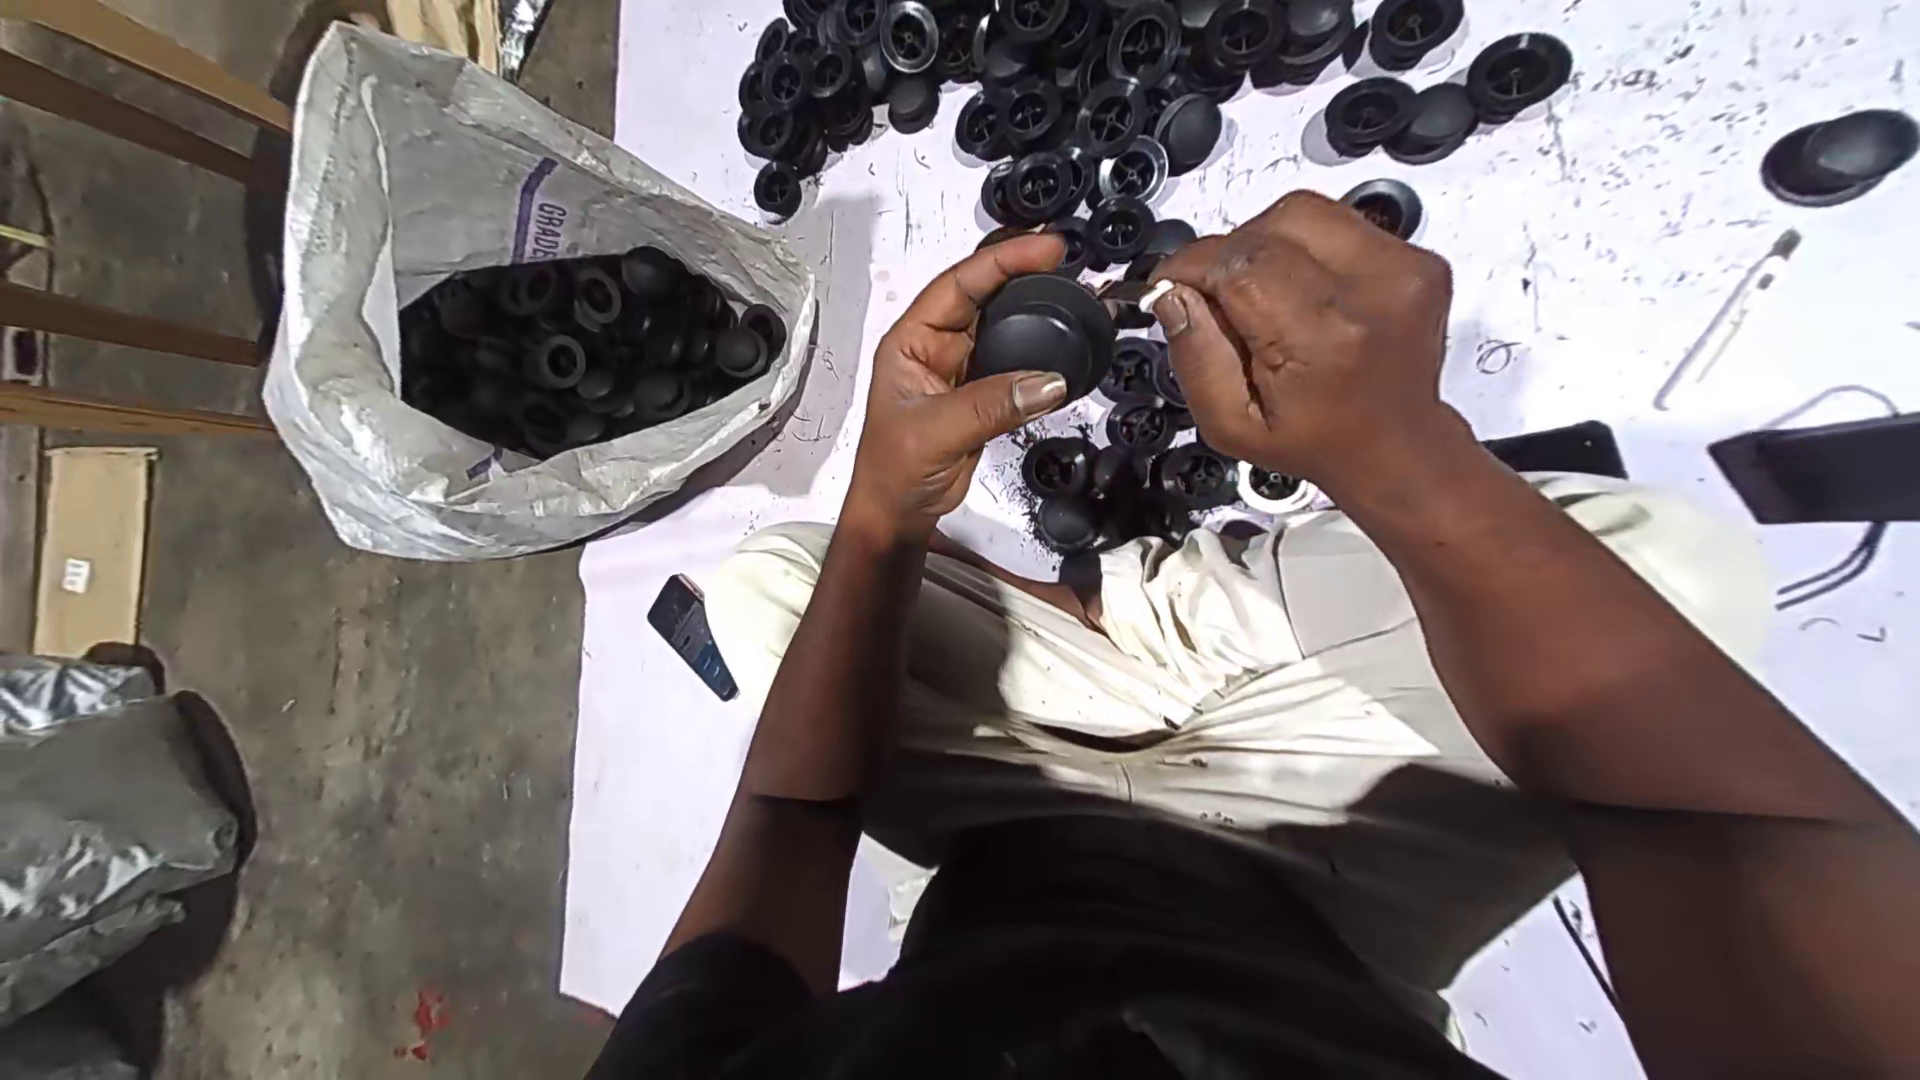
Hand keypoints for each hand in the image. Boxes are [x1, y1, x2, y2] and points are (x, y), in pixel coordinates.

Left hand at [843, 233, 1070, 542]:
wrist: (900, 512)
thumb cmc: (891, 472)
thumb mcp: (934, 431)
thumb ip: (991, 405)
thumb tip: (1044, 381)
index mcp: (910, 341)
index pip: (959, 283)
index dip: (1002, 260)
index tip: (1043, 248)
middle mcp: (936, 349)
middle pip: (984, 296)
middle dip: (1022, 273)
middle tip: (1063, 259)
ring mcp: (961, 372)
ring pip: (1003, 328)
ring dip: (1034, 312)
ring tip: (1068, 294)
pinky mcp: (982, 396)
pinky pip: (1016, 365)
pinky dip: (1040, 356)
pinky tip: (1060, 348)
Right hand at [1150, 191, 1466, 493]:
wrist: (1390, 443)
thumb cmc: (1313, 442)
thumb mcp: (1228, 424)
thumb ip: (1194, 358)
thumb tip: (1169, 295)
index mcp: (1322, 340)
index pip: (1241, 264)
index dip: (1192, 265)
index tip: (1168, 284)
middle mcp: (1371, 291)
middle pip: (1269, 227)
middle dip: (1222, 255)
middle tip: (1210, 298)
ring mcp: (1400, 267)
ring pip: (1301, 213)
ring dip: (1259, 245)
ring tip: (1253, 294)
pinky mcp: (1413, 256)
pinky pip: (1335, 223)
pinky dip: (1297, 248)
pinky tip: (1294, 290)